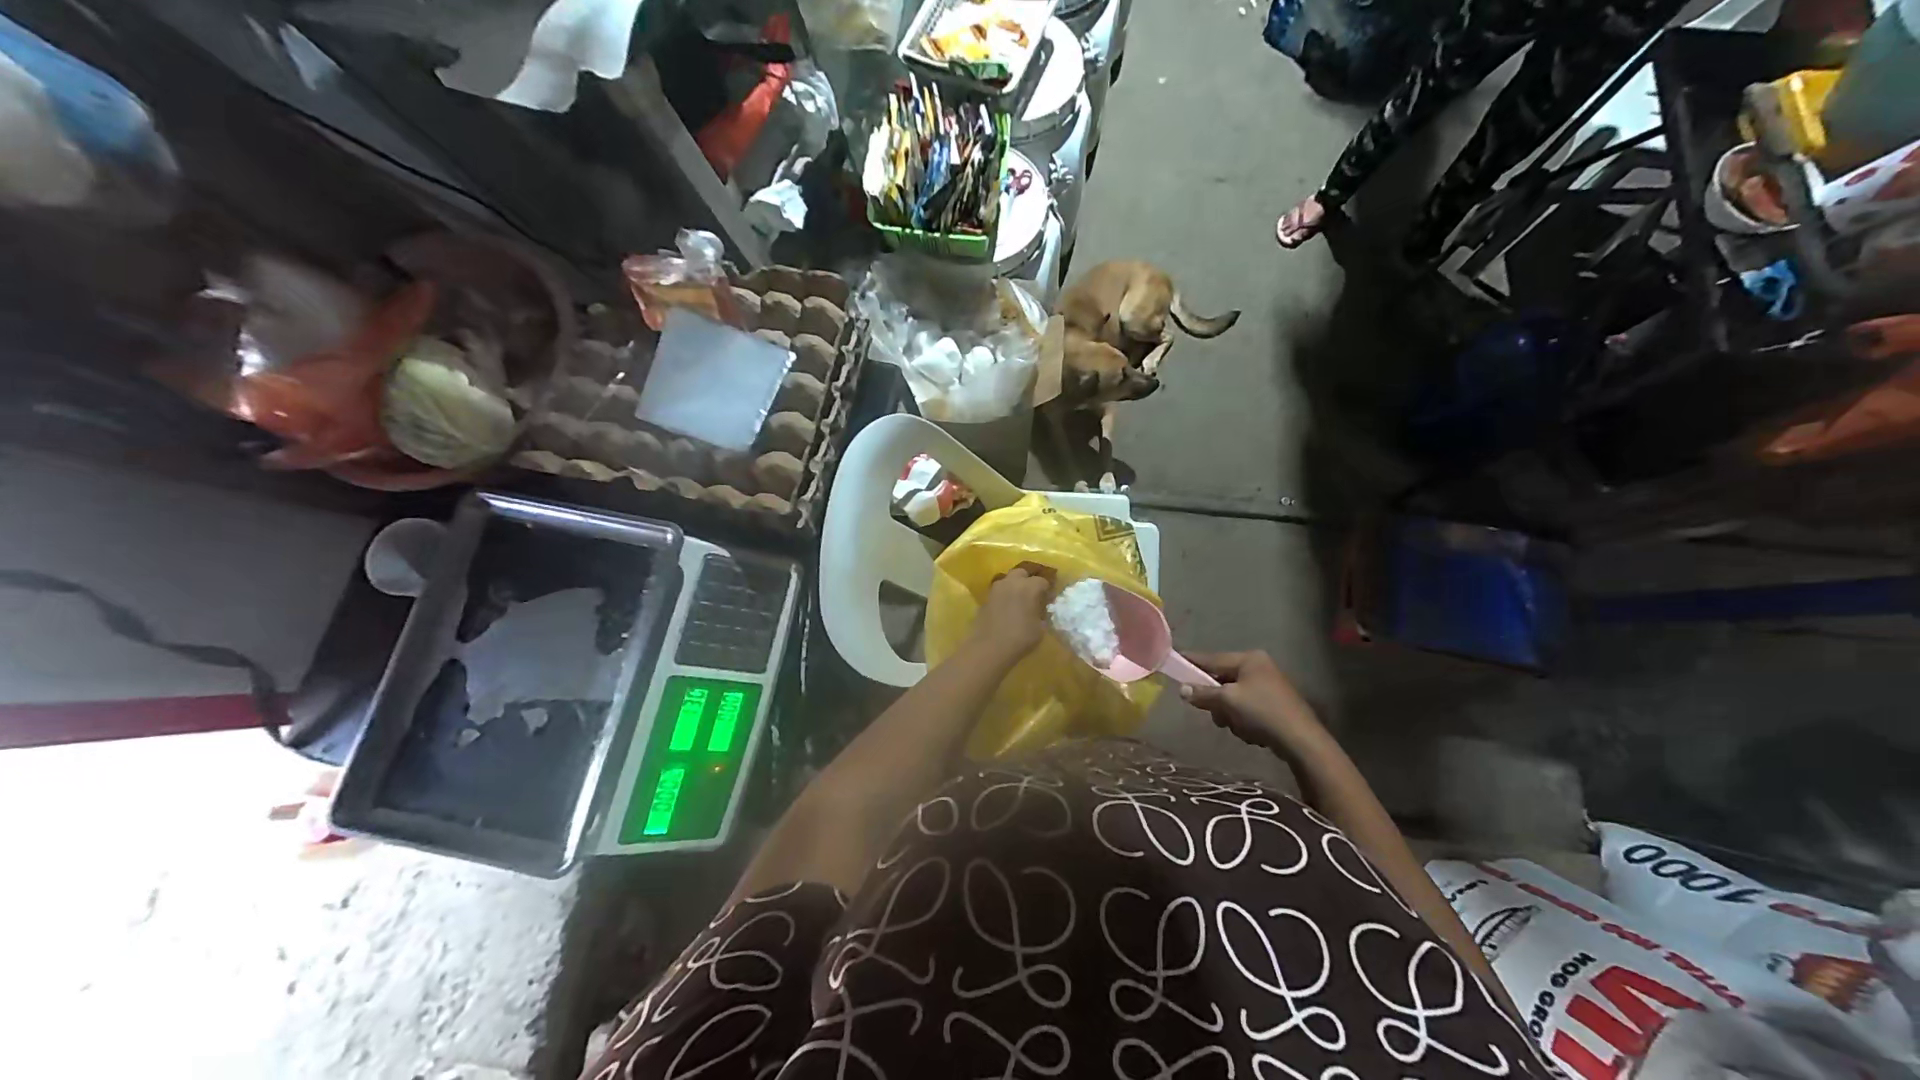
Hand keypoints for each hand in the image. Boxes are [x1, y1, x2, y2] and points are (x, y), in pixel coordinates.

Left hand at [967, 563, 1054, 662]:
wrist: (990, 648)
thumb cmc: (1020, 638)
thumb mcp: (1040, 628)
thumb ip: (1041, 614)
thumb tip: (1040, 610)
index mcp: (1029, 587)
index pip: (1042, 581)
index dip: (1047, 590)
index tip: (1049, 601)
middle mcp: (1012, 582)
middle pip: (1022, 573)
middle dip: (1028, 581)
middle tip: (1032, 596)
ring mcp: (996, 589)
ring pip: (1007, 581)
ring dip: (1014, 587)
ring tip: (1018, 602)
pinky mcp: (985, 599)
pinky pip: (998, 592)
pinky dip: (1003, 597)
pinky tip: (1006, 610)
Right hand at [1180, 651, 1326, 755]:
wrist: (1301, 740)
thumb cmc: (1262, 712)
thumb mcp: (1228, 701)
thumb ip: (1203, 693)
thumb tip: (1182, 689)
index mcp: (1249, 659)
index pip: (1211, 658)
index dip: (1190, 663)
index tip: (1172, 664)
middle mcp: (1259, 667)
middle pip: (1221, 679)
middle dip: (1216, 699)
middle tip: (1216, 713)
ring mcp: (1267, 685)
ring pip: (1231, 697)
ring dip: (1229, 713)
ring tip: (1238, 725)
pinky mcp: (1272, 704)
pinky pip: (1244, 707)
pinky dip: (1242, 720)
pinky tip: (1250, 731)